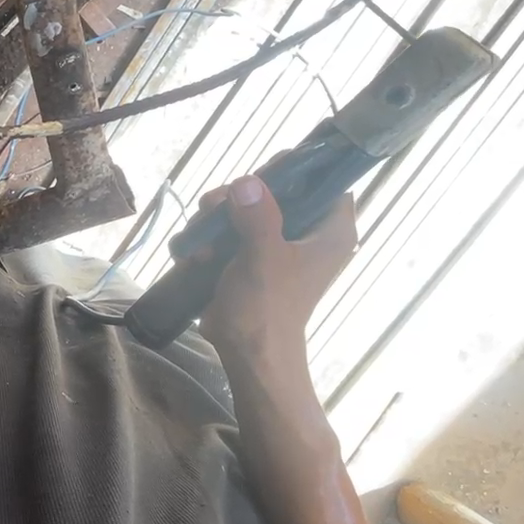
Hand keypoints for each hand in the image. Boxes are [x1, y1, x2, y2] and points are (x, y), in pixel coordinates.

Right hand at [198, 174, 357, 360]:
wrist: (247, 353)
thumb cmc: (267, 307)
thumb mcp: (265, 258)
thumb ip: (259, 217)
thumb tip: (246, 181)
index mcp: (329, 232)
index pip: (325, 183)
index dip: (296, 170)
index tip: (261, 174)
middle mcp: (304, 234)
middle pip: (272, 192)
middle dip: (235, 198)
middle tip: (213, 207)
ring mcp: (272, 247)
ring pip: (240, 211)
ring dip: (212, 223)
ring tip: (200, 244)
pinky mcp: (246, 259)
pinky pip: (223, 233)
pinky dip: (205, 241)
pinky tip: (194, 257)